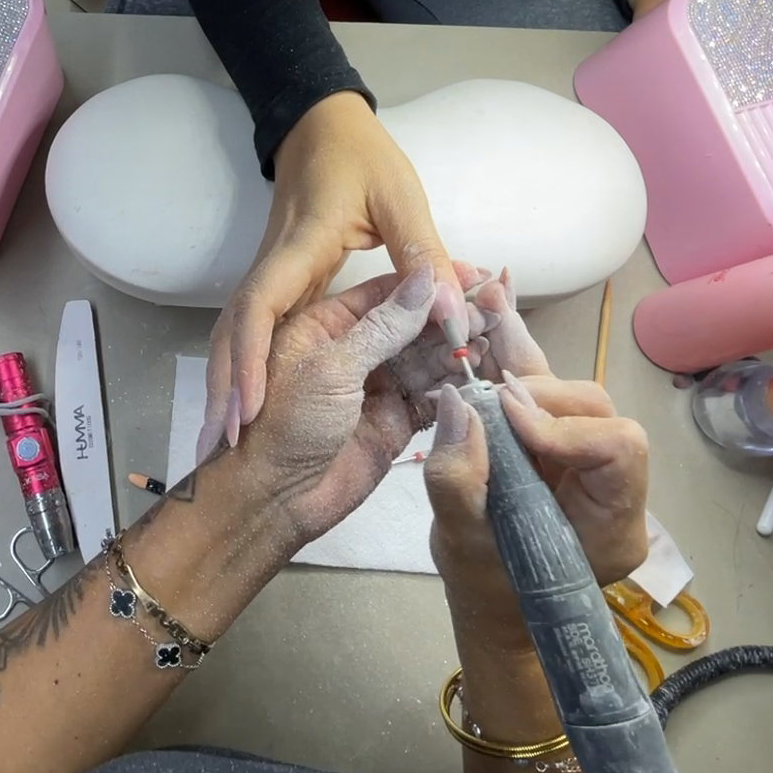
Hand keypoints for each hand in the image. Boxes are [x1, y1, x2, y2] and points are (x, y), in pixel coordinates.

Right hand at [198, 92, 475, 456]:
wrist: (317, 125)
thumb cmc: (358, 155)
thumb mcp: (397, 197)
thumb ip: (421, 253)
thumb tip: (451, 312)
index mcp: (298, 249)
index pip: (261, 307)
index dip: (249, 360)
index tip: (247, 411)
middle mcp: (272, 269)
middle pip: (233, 332)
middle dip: (222, 390)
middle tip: (217, 446)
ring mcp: (268, 277)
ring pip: (234, 333)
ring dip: (224, 385)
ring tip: (219, 438)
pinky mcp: (275, 282)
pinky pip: (251, 329)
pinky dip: (241, 367)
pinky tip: (243, 402)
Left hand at [219, 265, 470, 546]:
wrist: (274, 498)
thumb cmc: (287, 423)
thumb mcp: (333, 367)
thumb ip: (383, 326)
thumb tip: (426, 277)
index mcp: (325, 326)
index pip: (385, 293)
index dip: (428, 284)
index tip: (475, 273)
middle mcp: (352, 351)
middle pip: (410, 325)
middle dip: (450, 317)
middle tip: (497, 307)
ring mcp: (374, 387)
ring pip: (424, 359)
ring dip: (457, 349)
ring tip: (498, 335)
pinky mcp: (394, 422)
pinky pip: (431, 396)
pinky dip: (456, 386)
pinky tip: (485, 372)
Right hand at [422, 274, 649, 645]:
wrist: (491, 597)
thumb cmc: (484, 583)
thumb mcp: (459, 540)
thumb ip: (457, 478)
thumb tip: (456, 399)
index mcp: (611, 523)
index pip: (619, 449)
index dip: (561, 425)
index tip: (503, 417)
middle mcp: (613, 484)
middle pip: (597, 412)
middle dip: (537, 396)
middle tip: (481, 393)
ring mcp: (586, 459)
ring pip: (572, 395)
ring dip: (523, 373)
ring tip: (481, 348)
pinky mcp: (556, 441)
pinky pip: (543, 392)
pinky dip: (515, 358)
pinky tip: (492, 315)